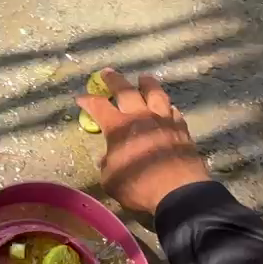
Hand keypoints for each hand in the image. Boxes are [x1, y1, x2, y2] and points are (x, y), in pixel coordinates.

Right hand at [77, 69, 211, 215]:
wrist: (178, 191)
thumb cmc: (138, 186)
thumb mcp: (110, 179)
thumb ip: (107, 163)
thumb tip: (109, 156)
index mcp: (118, 127)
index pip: (98, 107)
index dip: (88, 101)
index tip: (80, 98)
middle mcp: (140, 116)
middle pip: (125, 91)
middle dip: (114, 80)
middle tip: (107, 72)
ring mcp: (163, 120)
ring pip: (155, 93)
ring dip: (147, 84)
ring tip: (143, 78)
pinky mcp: (181, 128)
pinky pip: (173, 111)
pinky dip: (167, 107)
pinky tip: (167, 108)